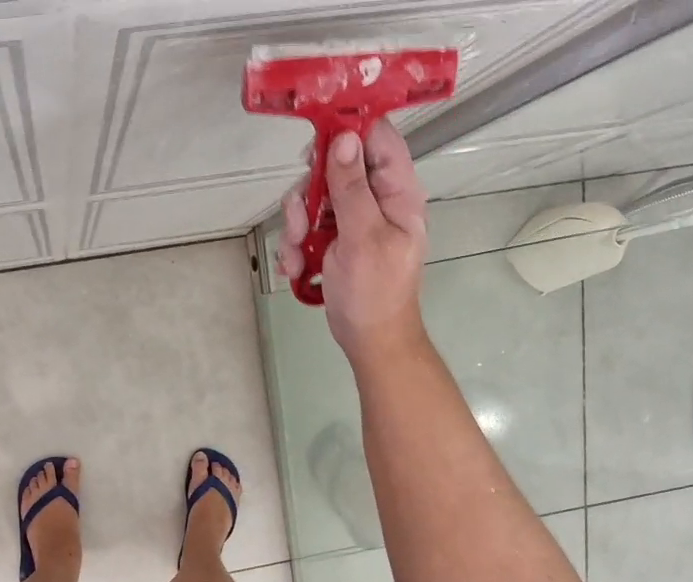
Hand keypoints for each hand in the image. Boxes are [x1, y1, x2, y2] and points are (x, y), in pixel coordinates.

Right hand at [276, 119, 428, 359]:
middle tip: (301, 223)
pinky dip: (295, 248)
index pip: (377, 138)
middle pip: (334, 166)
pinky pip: (306, 228)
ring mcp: (352, 220)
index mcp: (397, 191)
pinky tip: (296, 269)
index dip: (347, 129)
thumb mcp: (364, 238)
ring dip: (296, 226)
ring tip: (297, 255)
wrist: (370, 341)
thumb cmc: (376, 294)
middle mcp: (376, 198)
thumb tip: (343, 138)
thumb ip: (353, 188)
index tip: (315, 142)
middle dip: (309, 193)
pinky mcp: (333, 241)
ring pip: (314, 198)